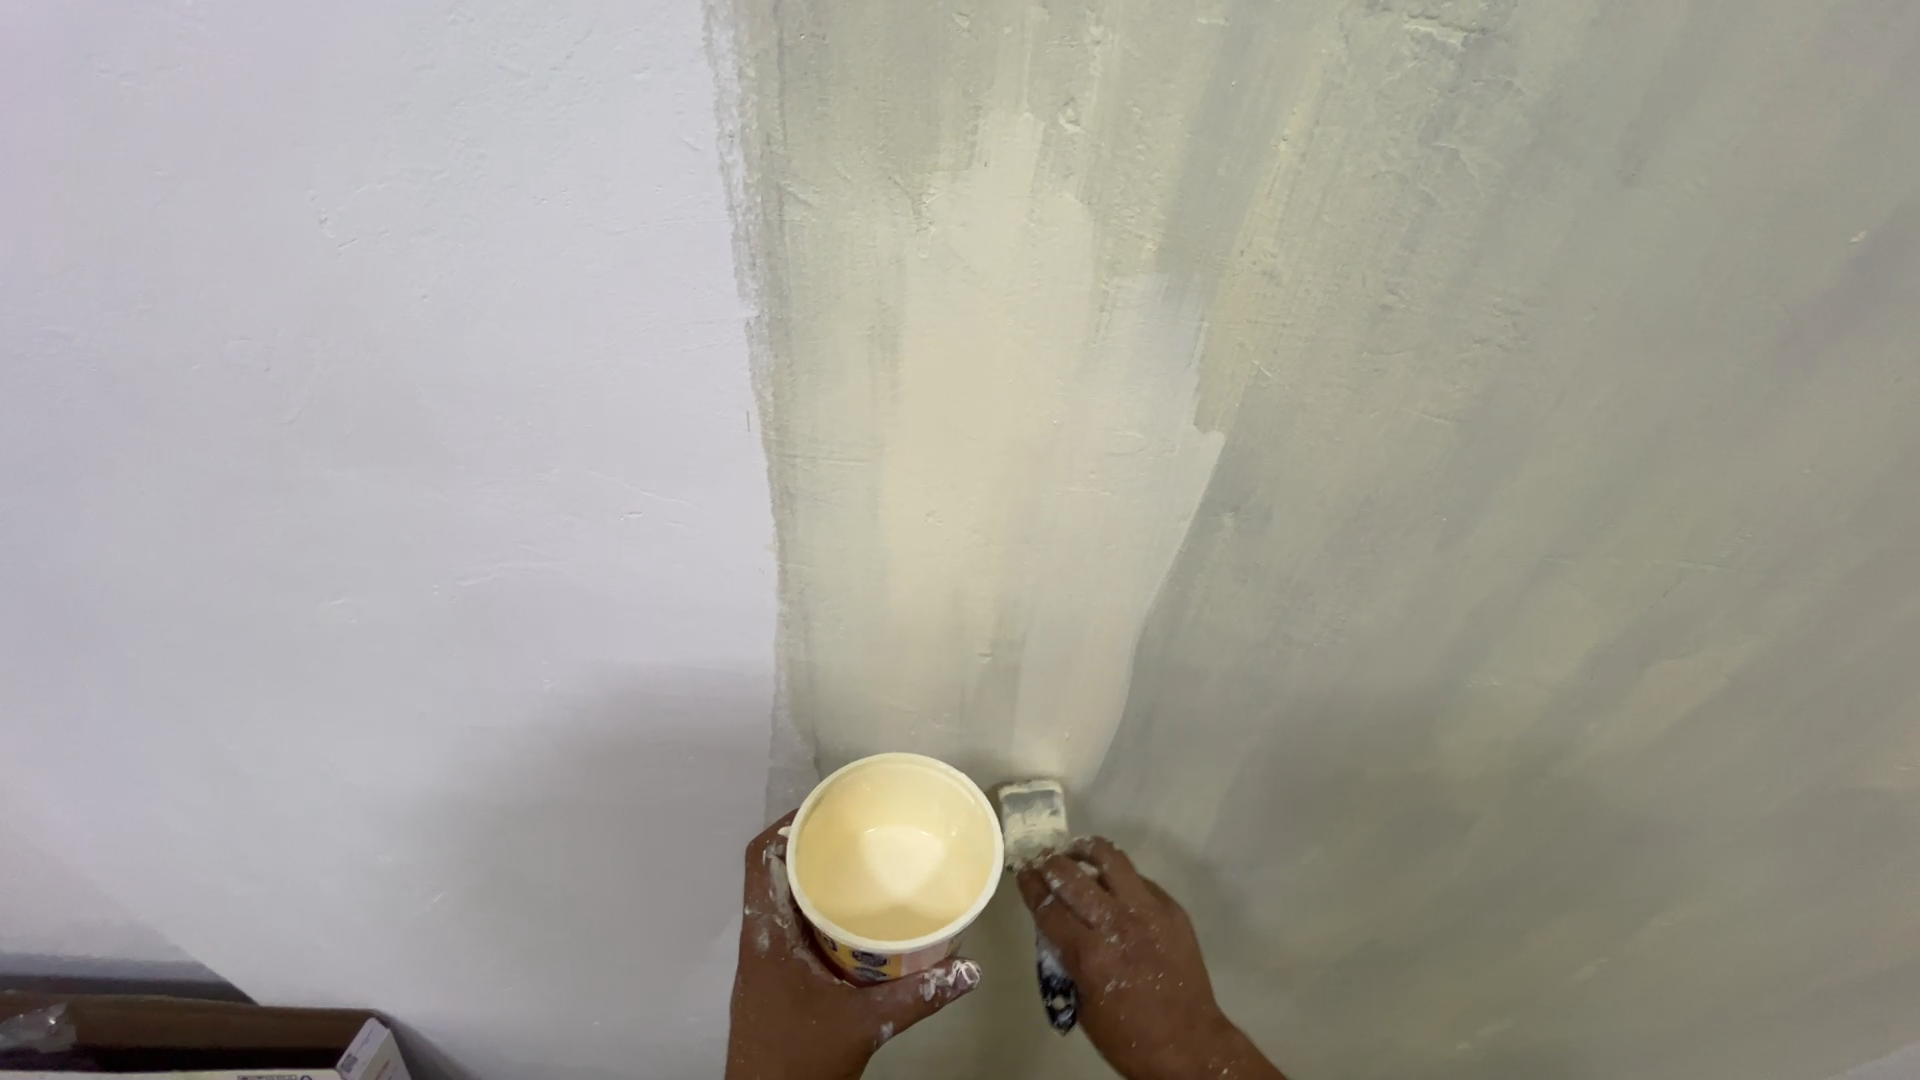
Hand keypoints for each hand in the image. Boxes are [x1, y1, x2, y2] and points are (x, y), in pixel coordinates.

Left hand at [726, 811, 982, 1079]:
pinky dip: (818, 912)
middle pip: (773, 873)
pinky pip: (792, 927)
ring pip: (782, 900)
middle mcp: (760, 940)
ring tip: (860, 863)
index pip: (759, 859)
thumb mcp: (865, 1025)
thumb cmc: (799, 1062)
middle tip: (855, 829)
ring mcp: (765, 962)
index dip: (784, 825)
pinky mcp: (775, 981)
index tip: (823, 806)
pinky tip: (853, 919)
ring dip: (813, 879)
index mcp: (767, 936)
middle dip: (809, 846)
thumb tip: (970, 968)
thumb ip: (918, 995)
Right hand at [1016, 838, 1284, 1079]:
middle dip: (1050, 863)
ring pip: (1111, 859)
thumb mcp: (1083, 1005)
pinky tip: (1113, 883)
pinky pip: (1139, 879)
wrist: (1191, 1046)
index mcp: (1089, 955)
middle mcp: (1116, 925)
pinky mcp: (1171, 909)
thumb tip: (1056, 926)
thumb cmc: (1129, 1036)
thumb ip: (1068, 960)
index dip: (1030, 885)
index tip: (1022, 871)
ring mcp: (1148, 912)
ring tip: (1076, 851)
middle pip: (1072, 876)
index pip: (1049, 907)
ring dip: (1086, 850)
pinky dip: (1119, 876)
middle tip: (1043, 858)